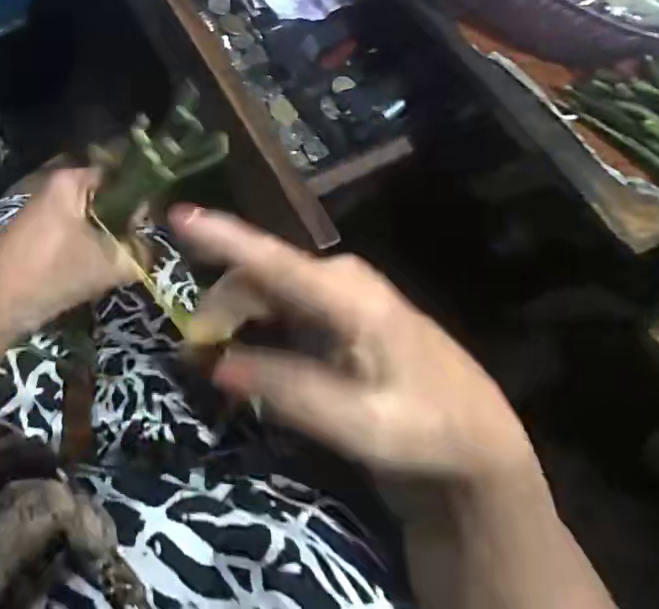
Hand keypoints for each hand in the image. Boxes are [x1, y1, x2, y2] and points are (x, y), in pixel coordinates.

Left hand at [0, 169, 139, 343]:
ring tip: (134, 258)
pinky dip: (90, 247)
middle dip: (127, 220)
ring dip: (109, 237)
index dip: (144, 196)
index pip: (120, 176)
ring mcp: (42, 211)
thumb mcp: (108, 264)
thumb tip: (156, 247)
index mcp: (70, 180)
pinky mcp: (36, 235)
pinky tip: (104, 268)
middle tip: (153, 243)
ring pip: (90, 219)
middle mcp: (54, 187)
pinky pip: (74, 233)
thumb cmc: (52, 272)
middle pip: (104, 197)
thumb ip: (140, 252)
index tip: (165, 219)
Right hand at [173, 206, 536, 489]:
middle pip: (255, 279)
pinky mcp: (332, 306)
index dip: (222, 235)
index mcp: (348, 296)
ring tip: (214, 361)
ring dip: (231, 320)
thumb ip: (288, 389)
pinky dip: (249, 325)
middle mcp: (337, 278)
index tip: (178, 215)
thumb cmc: (427, 431)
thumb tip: (216, 363)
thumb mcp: (362, 425)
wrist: (479, 443)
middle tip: (196, 358)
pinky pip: (274, 303)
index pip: (272, 260)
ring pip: (260, 289)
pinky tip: (244, 355)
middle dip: (218, 311)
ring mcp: (335, 289)